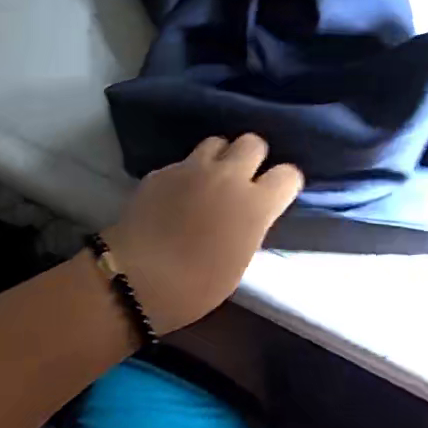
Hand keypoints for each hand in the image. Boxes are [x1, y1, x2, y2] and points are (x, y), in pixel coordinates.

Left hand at [103, 134, 302, 333]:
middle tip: (242, 180)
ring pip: (216, 142)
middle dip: (252, 157)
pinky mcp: (162, 171)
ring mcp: (192, 168)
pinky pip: (182, 162)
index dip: (283, 184)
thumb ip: (248, 226)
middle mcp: (228, 176)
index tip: (276, 195)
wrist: (139, 276)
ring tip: (209, 180)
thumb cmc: (196, 285)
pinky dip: (185, 174)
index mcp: (255, 204)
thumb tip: (244, 215)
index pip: (288, 175)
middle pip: (252, 142)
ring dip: (218, 158)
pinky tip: (175, 195)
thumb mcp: (239, 259)